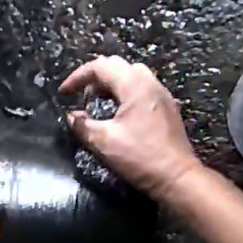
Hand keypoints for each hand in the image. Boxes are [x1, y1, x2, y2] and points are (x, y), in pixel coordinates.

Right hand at [61, 56, 203, 202]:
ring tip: (99, 103)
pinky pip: (143, 88)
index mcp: (134, 86)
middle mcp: (150, 84)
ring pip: (132, 75)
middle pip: (117, 65)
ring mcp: (162, 94)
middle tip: (82, 97)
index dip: (78, 76)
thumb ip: (82, 125)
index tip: (64, 93)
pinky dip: (125, 92)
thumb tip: (71, 116)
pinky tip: (119, 114)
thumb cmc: (140, 157)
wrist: (178, 177)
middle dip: (94, 77)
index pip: (101, 66)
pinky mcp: (167, 107)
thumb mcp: (103, 142)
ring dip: (111, 84)